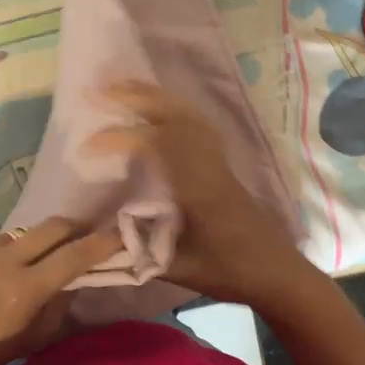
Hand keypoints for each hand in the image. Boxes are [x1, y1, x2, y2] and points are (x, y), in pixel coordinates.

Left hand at [0, 217, 121, 364]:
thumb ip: (62, 299)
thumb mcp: (39, 333)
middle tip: (84, 234)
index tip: (120, 234)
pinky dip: (2, 251)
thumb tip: (78, 272)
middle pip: (53, 226)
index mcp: (24, 289)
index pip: (74, 256)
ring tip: (25, 264)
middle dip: (75, 228)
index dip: (102, 242)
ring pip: (22, 234)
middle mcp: (2, 260)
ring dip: (32, 245)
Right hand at [98, 81, 308, 304]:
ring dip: (156, 98)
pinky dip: (174, 111)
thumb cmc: (231, 274)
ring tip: (124, 90)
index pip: (157, 147)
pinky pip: (198, 126)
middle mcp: (210, 166)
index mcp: (199, 188)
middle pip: (176, 116)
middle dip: (138, 98)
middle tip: (101, 89)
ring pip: (190, 116)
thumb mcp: (181, 270)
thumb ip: (140, 253)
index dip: (120, 139)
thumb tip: (98, 238)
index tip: (87, 146)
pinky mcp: (223, 167)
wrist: (278, 274)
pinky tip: (158, 112)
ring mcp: (220, 163)